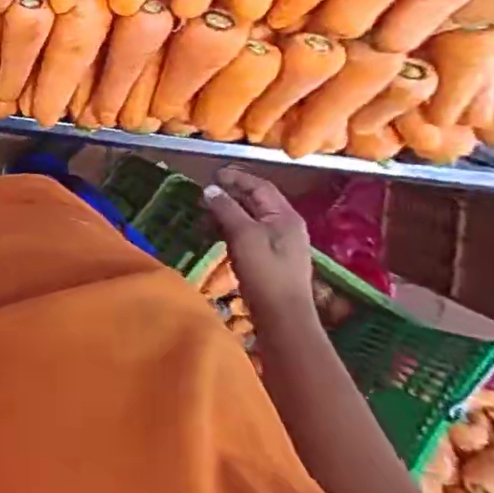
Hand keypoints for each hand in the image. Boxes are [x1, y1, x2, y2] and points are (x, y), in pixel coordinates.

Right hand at [200, 167, 313, 323]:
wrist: (283, 318)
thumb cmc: (265, 272)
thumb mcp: (243, 235)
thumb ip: (227, 209)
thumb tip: (211, 190)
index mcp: (285, 216)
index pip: (260, 186)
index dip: (236, 178)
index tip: (213, 175)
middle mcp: (287, 226)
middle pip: (258, 202)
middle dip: (232, 195)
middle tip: (206, 193)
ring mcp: (282, 244)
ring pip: (253, 219)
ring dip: (230, 212)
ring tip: (207, 213)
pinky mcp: (273, 260)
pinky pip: (252, 235)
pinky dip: (233, 229)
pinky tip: (219, 235)